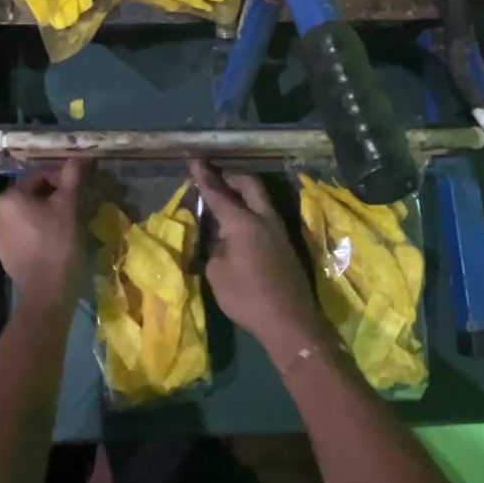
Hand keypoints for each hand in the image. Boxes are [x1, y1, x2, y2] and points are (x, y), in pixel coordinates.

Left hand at [0, 159, 89, 306]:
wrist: (46, 290)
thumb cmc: (57, 243)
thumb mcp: (67, 207)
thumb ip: (70, 179)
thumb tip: (76, 158)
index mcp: (9, 197)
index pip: (36, 176)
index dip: (58, 178)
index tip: (74, 188)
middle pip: (26, 194)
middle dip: (47, 196)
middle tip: (68, 205)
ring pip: (21, 214)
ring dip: (38, 213)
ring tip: (59, 223)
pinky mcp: (1, 253)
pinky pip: (17, 232)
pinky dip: (31, 230)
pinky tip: (47, 240)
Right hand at [190, 161, 332, 362]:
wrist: (289, 321)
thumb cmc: (246, 297)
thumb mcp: (216, 272)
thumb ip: (214, 247)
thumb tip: (220, 237)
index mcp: (242, 222)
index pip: (218, 193)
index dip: (204, 177)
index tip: (194, 161)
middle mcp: (263, 219)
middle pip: (249, 184)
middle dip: (230, 175)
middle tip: (214, 174)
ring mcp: (278, 230)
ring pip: (260, 198)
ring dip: (242, 192)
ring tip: (225, 195)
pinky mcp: (285, 244)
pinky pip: (264, 214)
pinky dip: (250, 208)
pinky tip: (239, 221)